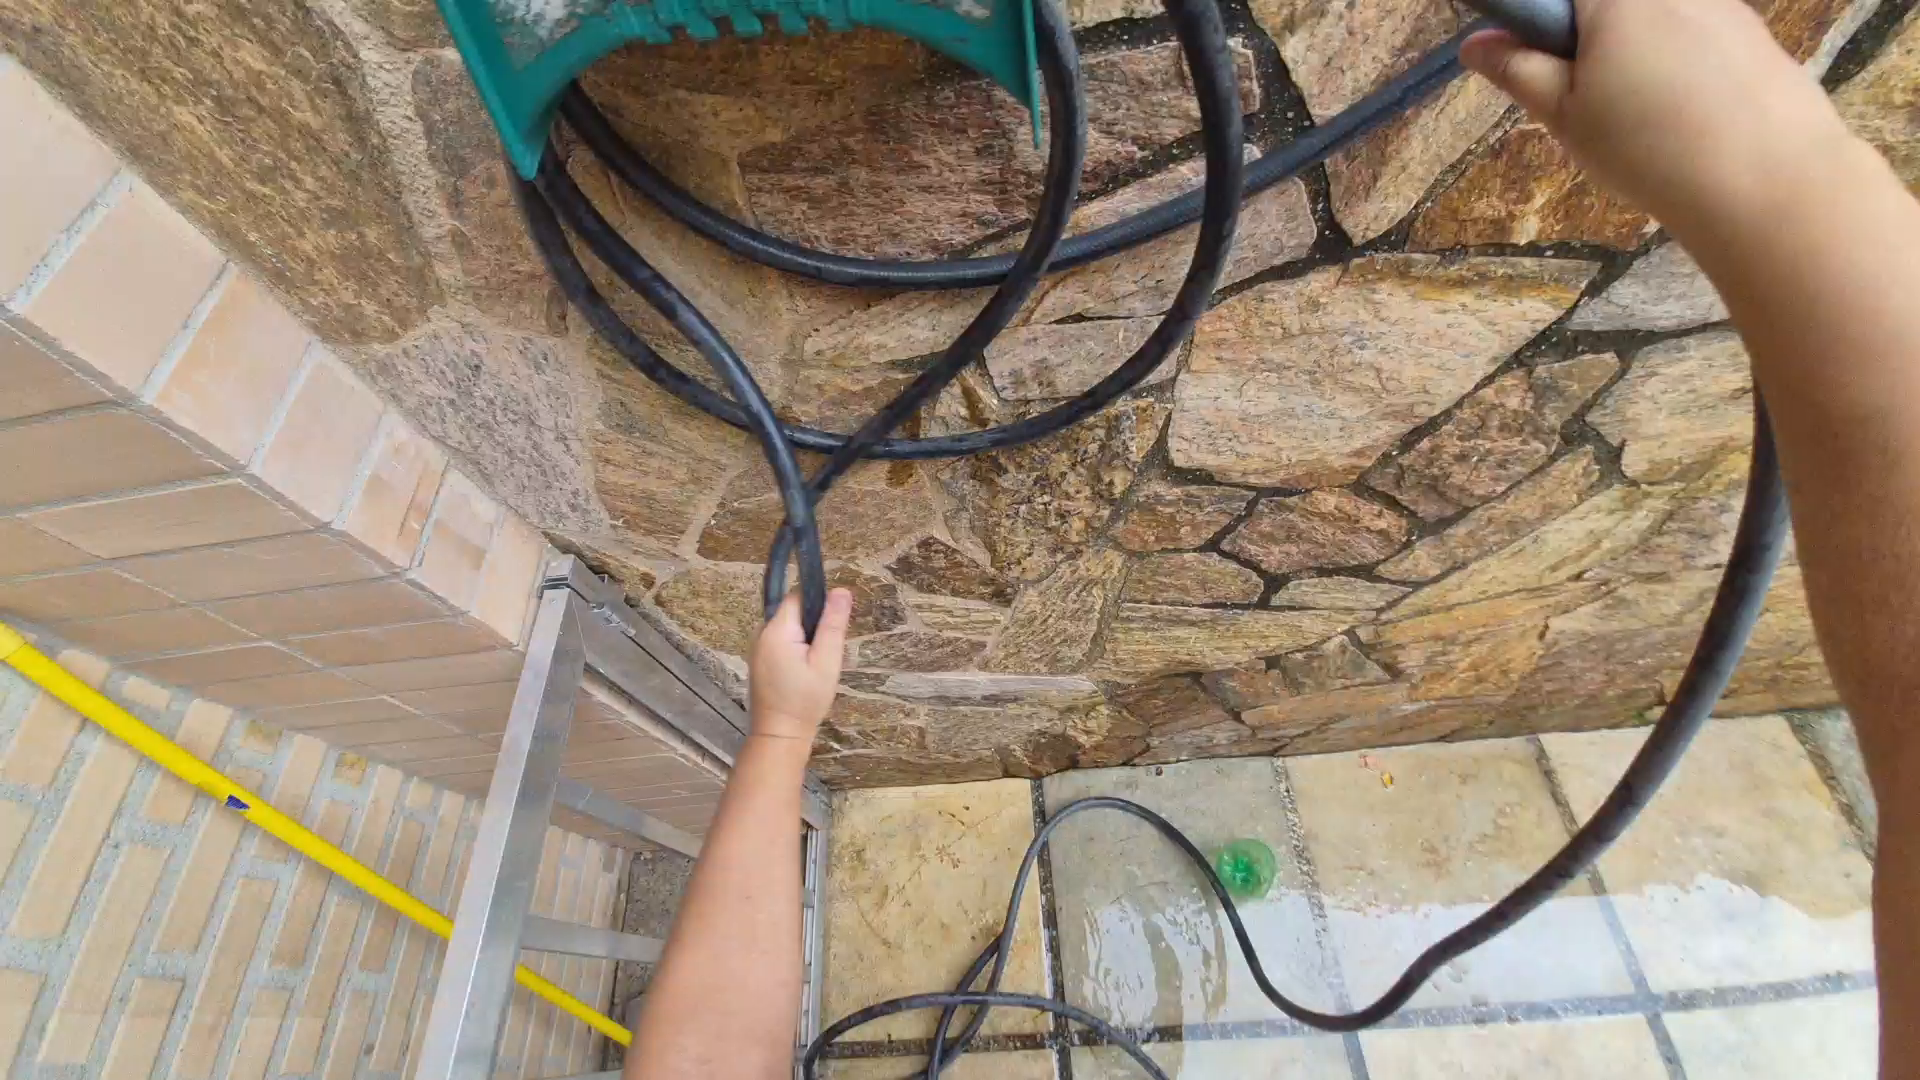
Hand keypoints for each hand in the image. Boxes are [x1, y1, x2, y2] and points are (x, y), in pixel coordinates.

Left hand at [747, 588, 852, 742]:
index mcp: (776, 629)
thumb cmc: (805, 699)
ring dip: (806, 635)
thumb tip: (841, 590)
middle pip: (792, 609)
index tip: (834, 624)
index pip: (798, 596)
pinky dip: (797, 646)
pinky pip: (781, 639)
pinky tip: (806, 668)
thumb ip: (832, 624)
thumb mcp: (826, 661)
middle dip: (814, 622)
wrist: (780, 735)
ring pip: (788, 625)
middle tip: (828, 650)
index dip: (819, 602)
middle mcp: (761, 632)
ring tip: (818, 661)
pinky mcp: (759, 658)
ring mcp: (757, 646)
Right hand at [1460, 0, 1856, 239]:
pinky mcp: (1742, 27)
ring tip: (1622, 117)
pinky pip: (1680, 32)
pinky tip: (1665, 113)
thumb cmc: (1640, 142)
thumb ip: (1518, 70)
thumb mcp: (1561, 112)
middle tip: (1572, 102)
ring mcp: (1715, 3)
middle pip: (1600, 9)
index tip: (1528, 62)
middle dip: (1577, 44)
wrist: (1757, 169)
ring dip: (1617, 56)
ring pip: (1642, 22)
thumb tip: (1475, 43)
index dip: (1536, 25)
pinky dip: (1659, 64)